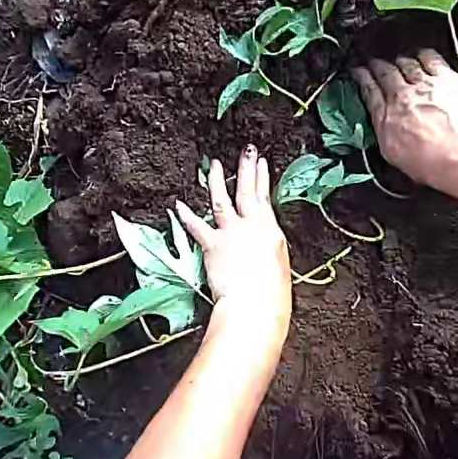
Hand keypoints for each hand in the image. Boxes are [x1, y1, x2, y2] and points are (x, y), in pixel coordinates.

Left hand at [176, 147, 292, 340]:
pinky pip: (197, 227)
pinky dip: (187, 215)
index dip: (262, 178)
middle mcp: (250, 226)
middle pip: (247, 191)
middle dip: (246, 168)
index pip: (265, 197)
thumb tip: (263, 243)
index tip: (261, 162)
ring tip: (215, 166)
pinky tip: (179, 205)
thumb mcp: (279, 265)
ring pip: (221, 201)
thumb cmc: (272, 295)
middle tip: (246, 150)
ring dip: (217, 182)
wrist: (254, 307)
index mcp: (270, 230)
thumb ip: (269, 248)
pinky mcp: (212, 246)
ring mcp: (229, 234)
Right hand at [352, 50, 457, 194]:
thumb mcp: (394, 155)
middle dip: (377, 67)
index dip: (362, 79)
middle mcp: (402, 97)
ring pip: (407, 65)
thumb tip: (383, 129)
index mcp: (386, 117)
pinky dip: (424, 55)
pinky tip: (423, 54)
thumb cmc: (434, 162)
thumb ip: (385, 134)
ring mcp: (425, 85)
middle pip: (386, 74)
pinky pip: (432, 60)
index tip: (359, 73)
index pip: (369, 91)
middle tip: (374, 63)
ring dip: (400, 61)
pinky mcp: (448, 79)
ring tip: (398, 60)